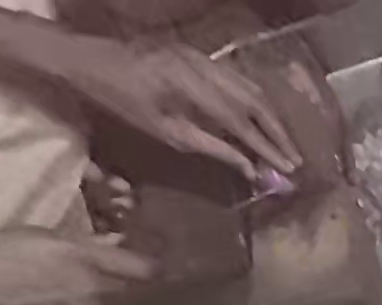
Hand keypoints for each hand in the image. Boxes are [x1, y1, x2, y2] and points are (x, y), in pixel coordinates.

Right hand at [0, 225, 156, 304]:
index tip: (162, 254)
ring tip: (125, 283)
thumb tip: (118, 243)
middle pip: (145, 290)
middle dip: (150, 281)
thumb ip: (85, 244)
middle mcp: (98, 292)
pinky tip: (98, 297)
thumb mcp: (39, 237)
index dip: (159, 262)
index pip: (148, 268)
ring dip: (132, 295)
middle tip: (147, 270)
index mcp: (84, 261)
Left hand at [66, 42, 301, 180]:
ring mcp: (202, 57)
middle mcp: (201, 65)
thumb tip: (252, 170)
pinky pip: (239, 81)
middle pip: (254, 101)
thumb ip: (215, 149)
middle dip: (278, 133)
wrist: (85, 57)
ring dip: (272, 119)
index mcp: (191, 84)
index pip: (241, 122)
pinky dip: (258, 104)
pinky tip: (266, 122)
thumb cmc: (122, 100)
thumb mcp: (169, 132)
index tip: (288, 169)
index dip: (268, 147)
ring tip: (286, 144)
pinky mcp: (199, 56)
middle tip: (296, 160)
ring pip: (251, 89)